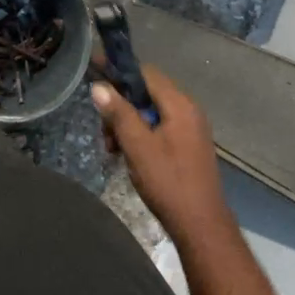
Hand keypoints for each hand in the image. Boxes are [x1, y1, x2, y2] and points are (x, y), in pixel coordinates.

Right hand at [92, 66, 230, 233]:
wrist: (200, 224)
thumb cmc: (168, 182)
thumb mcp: (137, 146)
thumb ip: (118, 113)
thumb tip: (99, 86)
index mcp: (180, 105)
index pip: (145, 73)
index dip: (118, 71)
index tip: (94, 69)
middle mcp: (188, 110)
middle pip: (147, 92)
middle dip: (120, 105)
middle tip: (103, 130)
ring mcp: (190, 128)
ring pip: (150, 112)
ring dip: (127, 123)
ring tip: (112, 148)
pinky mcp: (187, 145)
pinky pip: (159, 127)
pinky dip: (140, 135)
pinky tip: (127, 154)